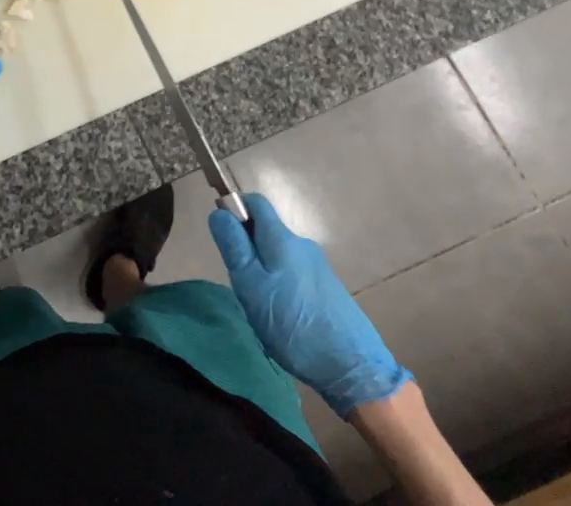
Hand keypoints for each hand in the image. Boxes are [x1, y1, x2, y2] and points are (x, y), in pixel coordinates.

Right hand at [209, 192, 412, 418]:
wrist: (352, 368)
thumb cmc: (293, 325)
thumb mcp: (252, 286)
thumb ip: (234, 247)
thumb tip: (219, 211)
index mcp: (283, 239)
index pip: (255, 203)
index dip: (234, 208)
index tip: (223, 238)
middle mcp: (302, 245)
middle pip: (265, 230)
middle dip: (245, 248)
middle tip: (240, 283)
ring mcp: (317, 267)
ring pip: (277, 255)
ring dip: (261, 270)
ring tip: (259, 306)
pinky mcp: (326, 288)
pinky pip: (292, 273)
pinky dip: (278, 285)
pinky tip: (280, 316)